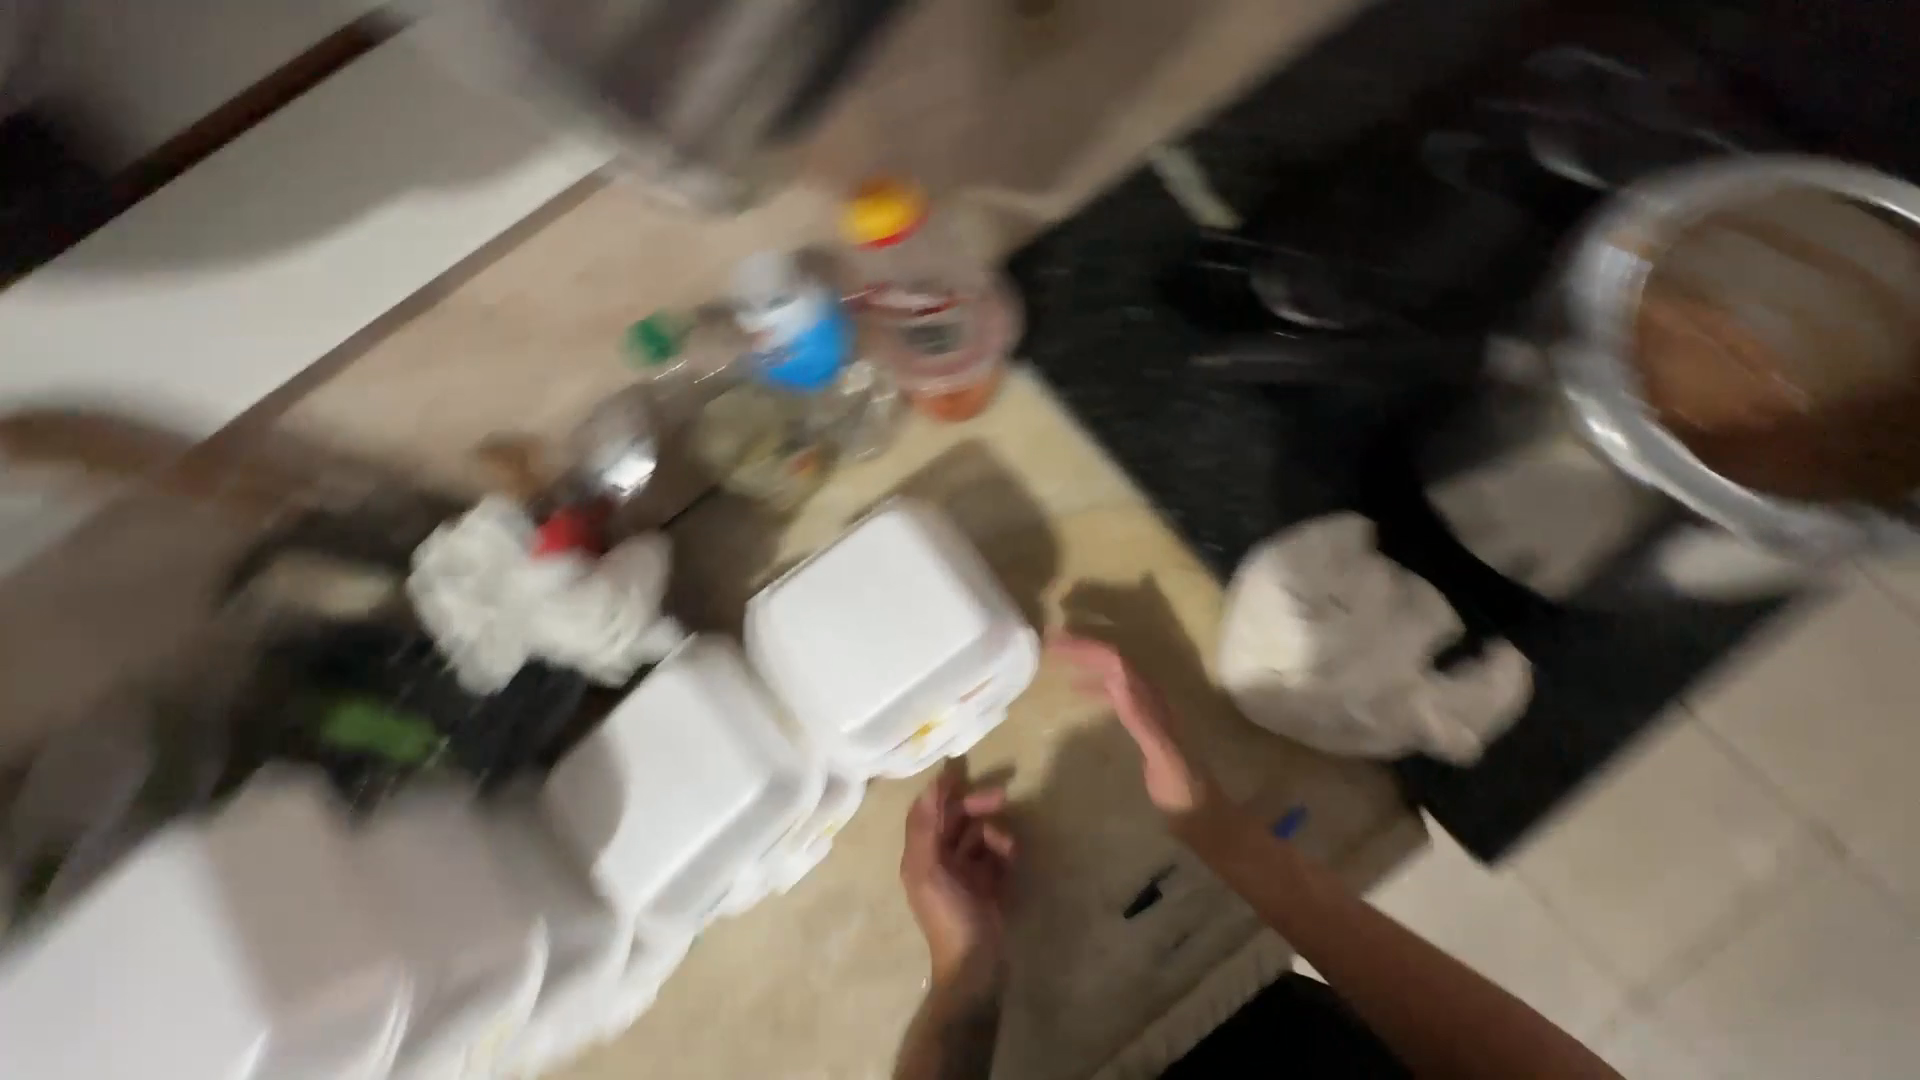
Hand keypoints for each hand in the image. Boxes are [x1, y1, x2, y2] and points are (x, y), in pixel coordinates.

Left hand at [900, 758, 1015, 994]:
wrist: (977, 967)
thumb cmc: (948, 916)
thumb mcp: (927, 869)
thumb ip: (924, 827)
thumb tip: (928, 789)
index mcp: (921, 855)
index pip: (928, 811)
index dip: (939, 790)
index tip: (958, 767)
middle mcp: (942, 860)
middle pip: (958, 820)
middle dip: (976, 805)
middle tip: (1001, 796)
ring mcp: (968, 874)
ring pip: (981, 836)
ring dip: (995, 833)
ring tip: (1007, 847)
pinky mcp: (991, 886)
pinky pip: (999, 856)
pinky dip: (1005, 852)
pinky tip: (1012, 860)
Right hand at [1050, 633, 1227, 832]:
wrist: (1198, 812)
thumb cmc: (1180, 790)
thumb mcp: (1163, 758)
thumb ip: (1144, 721)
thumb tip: (1118, 682)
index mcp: (1153, 701)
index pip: (1118, 661)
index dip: (1090, 648)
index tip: (1059, 642)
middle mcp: (1151, 697)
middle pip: (1115, 660)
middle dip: (1085, 647)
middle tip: (1052, 643)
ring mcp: (1147, 708)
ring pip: (1114, 672)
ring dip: (1088, 660)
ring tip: (1059, 656)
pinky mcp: (1143, 722)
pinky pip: (1114, 690)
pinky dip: (1093, 681)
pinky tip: (1076, 688)